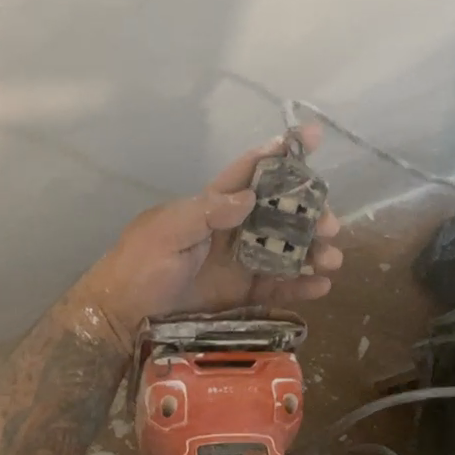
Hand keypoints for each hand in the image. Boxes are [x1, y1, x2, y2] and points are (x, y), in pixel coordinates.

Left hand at [68, 125, 344, 344]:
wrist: (121, 317)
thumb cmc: (139, 266)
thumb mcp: (166, 232)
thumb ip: (207, 212)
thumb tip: (250, 197)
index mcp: (211, 207)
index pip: (249, 173)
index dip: (280, 154)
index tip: (312, 137)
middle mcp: (231, 231)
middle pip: (280, 214)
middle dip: (309, 213)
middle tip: (331, 224)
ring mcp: (239, 264)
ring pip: (286, 250)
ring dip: (313, 250)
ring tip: (333, 257)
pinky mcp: (242, 296)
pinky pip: (279, 287)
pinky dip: (303, 286)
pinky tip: (323, 286)